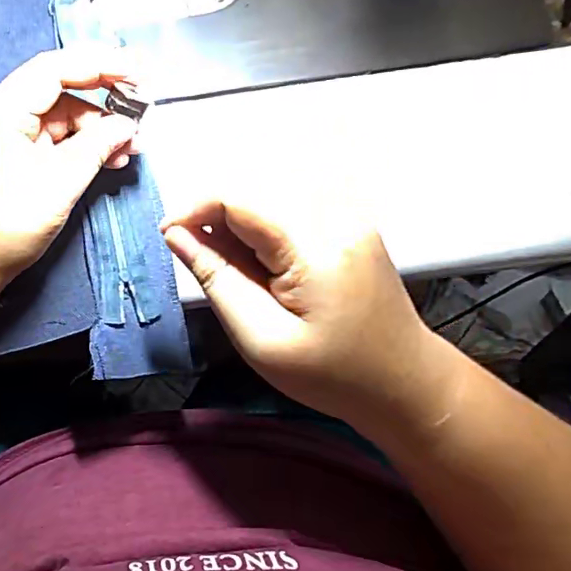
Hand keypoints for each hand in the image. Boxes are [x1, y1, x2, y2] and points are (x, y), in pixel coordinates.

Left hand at [0, 48, 140, 300]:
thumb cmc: (2, 229)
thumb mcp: (57, 186)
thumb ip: (95, 148)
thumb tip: (127, 125)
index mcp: (0, 114)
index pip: (53, 70)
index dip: (97, 64)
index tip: (136, 70)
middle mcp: (2, 118)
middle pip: (60, 92)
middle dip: (103, 101)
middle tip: (141, 109)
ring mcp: (8, 140)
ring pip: (62, 119)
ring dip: (98, 130)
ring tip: (130, 147)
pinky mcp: (16, 160)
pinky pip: (55, 142)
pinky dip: (83, 148)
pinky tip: (109, 159)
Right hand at [162, 196, 451, 430]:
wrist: (403, 383)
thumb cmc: (332, 375)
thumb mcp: (261, 339)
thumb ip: (216, 279)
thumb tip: (176, 234)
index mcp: (317, 248)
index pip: (240, 198)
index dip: (193, 209)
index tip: (167, 235)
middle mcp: (338, 217)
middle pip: (255, 188)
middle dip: (216, 215)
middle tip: (204, 262)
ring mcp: (350, 217)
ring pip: (271, 194)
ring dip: (239, 221)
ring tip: (237, 269)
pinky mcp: (351, 224)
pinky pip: (293, 206)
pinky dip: (264, 226)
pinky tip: (264, 262)